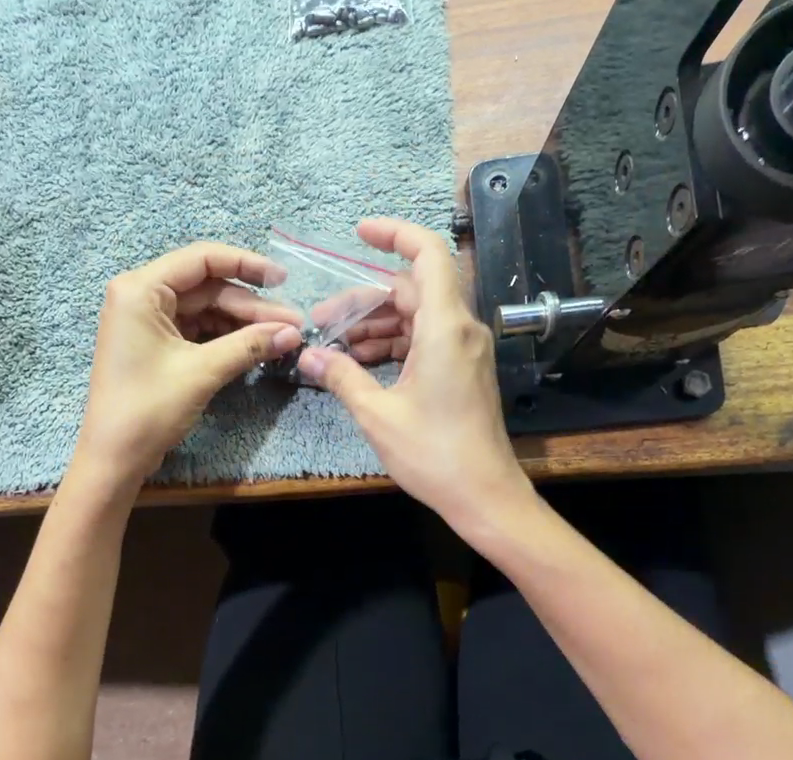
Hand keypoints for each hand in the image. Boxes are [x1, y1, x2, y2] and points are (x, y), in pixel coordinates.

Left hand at [73, 242, 303, 489]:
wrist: (113, 458)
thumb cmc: (148, 409)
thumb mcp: (202, 372)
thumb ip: (249, 345)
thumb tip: (294, 332)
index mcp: (140, 289)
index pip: (201, 259)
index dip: (246, 264)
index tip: (283, 278)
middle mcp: (139, 296)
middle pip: (206, 287)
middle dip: (250, 306)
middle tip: (293, 325)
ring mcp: (146, 322)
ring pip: (204, 310)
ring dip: (241, 323)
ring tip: (282, 338)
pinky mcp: (154, 346)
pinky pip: (195, 330)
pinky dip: (224, 338)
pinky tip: (255, 347)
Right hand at [297, 219, 533, 526]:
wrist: (483, 494)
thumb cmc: (433, 454)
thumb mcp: (377, 414)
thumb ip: (342, 376)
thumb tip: (309, 355)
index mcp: (445, 327)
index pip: (426, 254)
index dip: (394, 234)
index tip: (359, 233)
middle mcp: (461, 329)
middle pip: (411, 290)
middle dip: (364, 299)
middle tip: (322, 321)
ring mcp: (464, 350)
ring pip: (416, 316)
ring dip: (375, 325)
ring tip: (335, 348)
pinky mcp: (463, 370)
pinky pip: (425, 340)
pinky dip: (393, 344)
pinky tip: (361, 364)